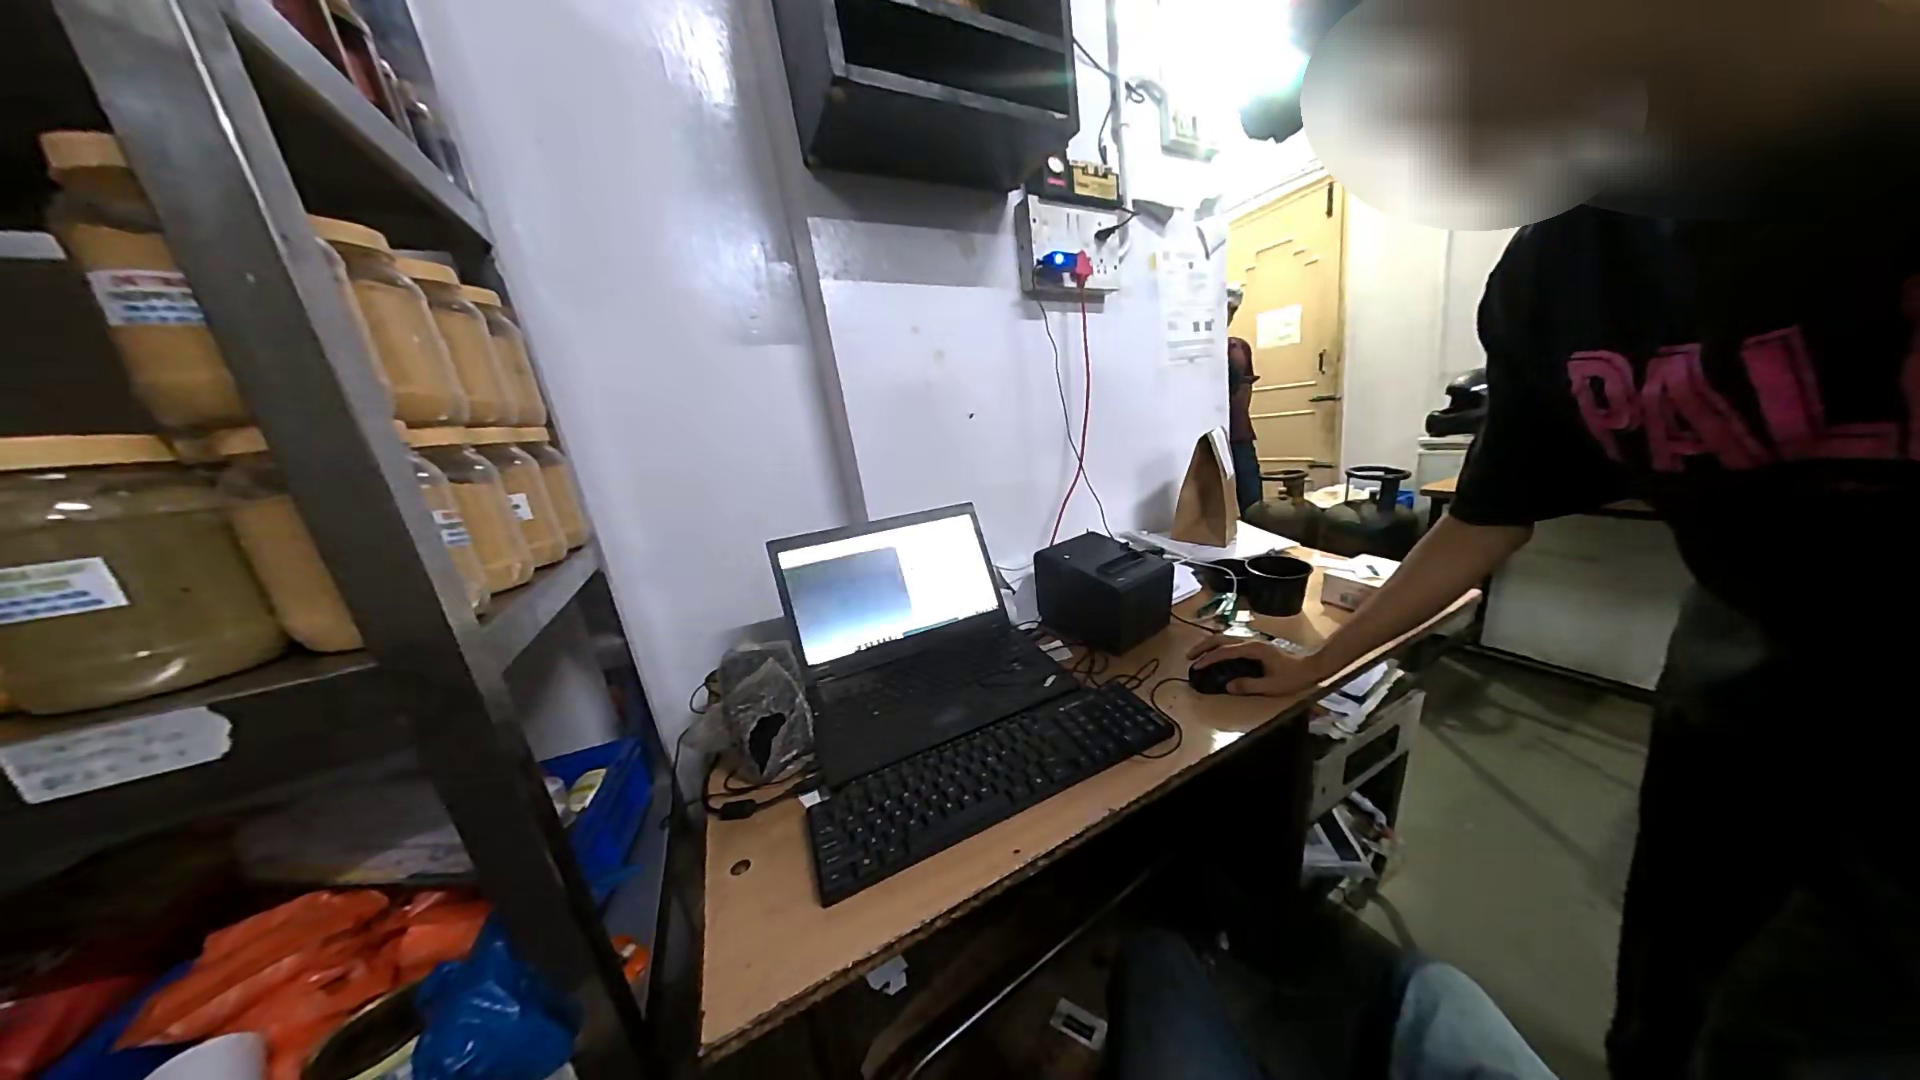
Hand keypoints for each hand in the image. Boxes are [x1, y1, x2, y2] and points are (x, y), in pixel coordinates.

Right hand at [1184, 634, 1330, 696]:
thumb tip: (1228, 686)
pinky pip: (1229, 641)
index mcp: (1253, 649)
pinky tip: (1213, 653)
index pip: (1224, 651)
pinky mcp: (1253, 644)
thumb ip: (1249, 686)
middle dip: (1202, 647)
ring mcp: (1251, 641)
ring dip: (1208, 644)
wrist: (1311, 666)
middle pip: (1219, 638)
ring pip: (1223, 637)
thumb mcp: (1272, 686)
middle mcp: (1250, 641)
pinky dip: (1217, 646)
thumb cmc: (1293, 677)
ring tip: (1197, 655)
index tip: (1196, 666)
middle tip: (1189, 657)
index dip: (1208, 659)